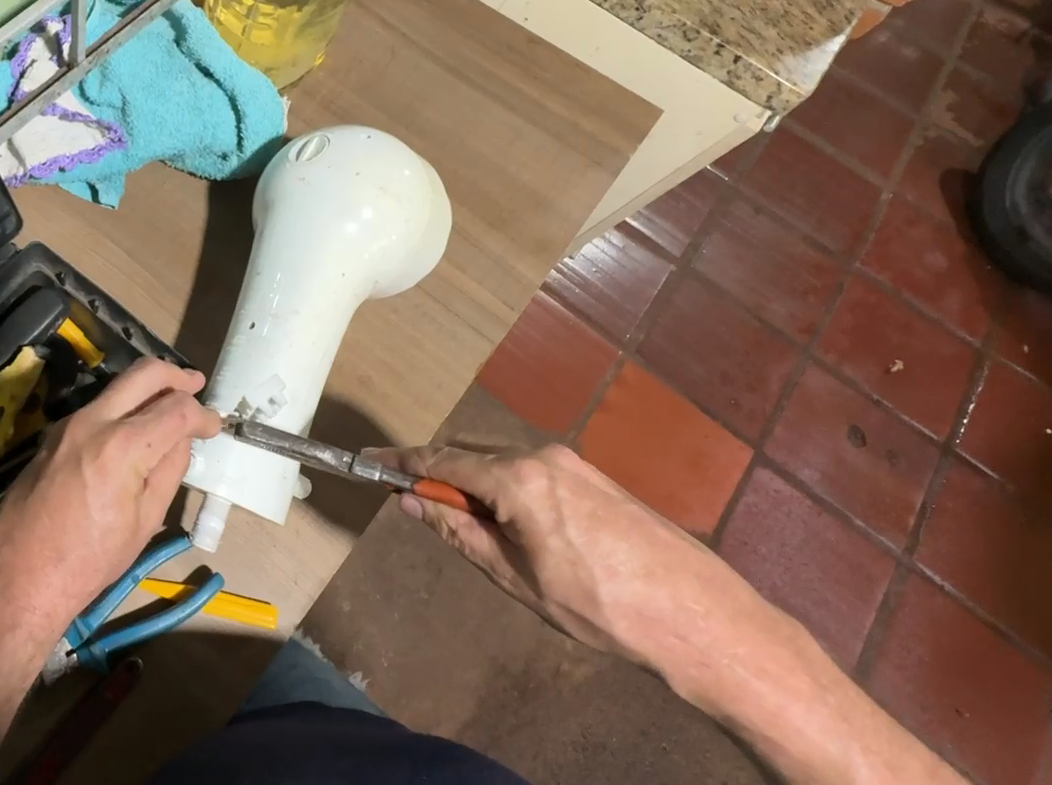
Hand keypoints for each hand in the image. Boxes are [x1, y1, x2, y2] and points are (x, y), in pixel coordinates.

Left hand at [0, 359, 220, 637]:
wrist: (19, 572)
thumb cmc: (88, 560)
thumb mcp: (144, 521)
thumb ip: (169, 471)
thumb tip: (182, 439)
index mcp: (121, 447)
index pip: (176, 410)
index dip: (203, 415)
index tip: (215, 425)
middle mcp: (93, 422)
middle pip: (144, 374)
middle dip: (177, 376)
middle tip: (198, 384)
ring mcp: (68, 423)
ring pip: (118, 386)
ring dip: (148, 388)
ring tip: (171, 405)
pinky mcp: (54, 433)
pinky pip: (98, 407)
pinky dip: (123, 407)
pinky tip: (135, 429)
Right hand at [376, 444, 777, 673]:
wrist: (705, 620)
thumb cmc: (603, 608)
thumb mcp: (517, 578)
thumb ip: (460, 533)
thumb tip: (411, 503)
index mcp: (518, 480)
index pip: (441, 460)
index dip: (401, 462)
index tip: (369, 460)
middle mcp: (542, 457)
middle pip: (469, 455)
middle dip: (437, 475)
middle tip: (413, 501)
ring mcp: (573, 463)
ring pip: (500, 462)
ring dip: (473, 484)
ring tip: (466, 524)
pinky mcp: (594, 477)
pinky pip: (530, 470)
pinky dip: (503, 487)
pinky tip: (510, 522)